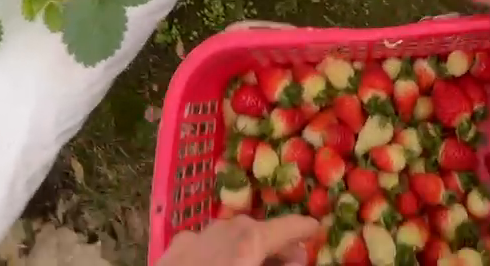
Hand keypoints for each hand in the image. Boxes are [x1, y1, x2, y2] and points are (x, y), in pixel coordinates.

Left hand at [156, 216, 320, 265]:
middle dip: (274, 243)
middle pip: (256, 230)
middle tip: (290, 259)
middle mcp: (221, 230)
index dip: (304, 228)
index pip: (286, 227)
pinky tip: (218, 265)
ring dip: (245, 247)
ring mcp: (193, 238)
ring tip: (257, 262)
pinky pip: (201, 245)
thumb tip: (297, 259)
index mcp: (248, 240)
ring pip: (227, 235)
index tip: (318, 228)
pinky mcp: (171, 252)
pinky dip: (216, 252)